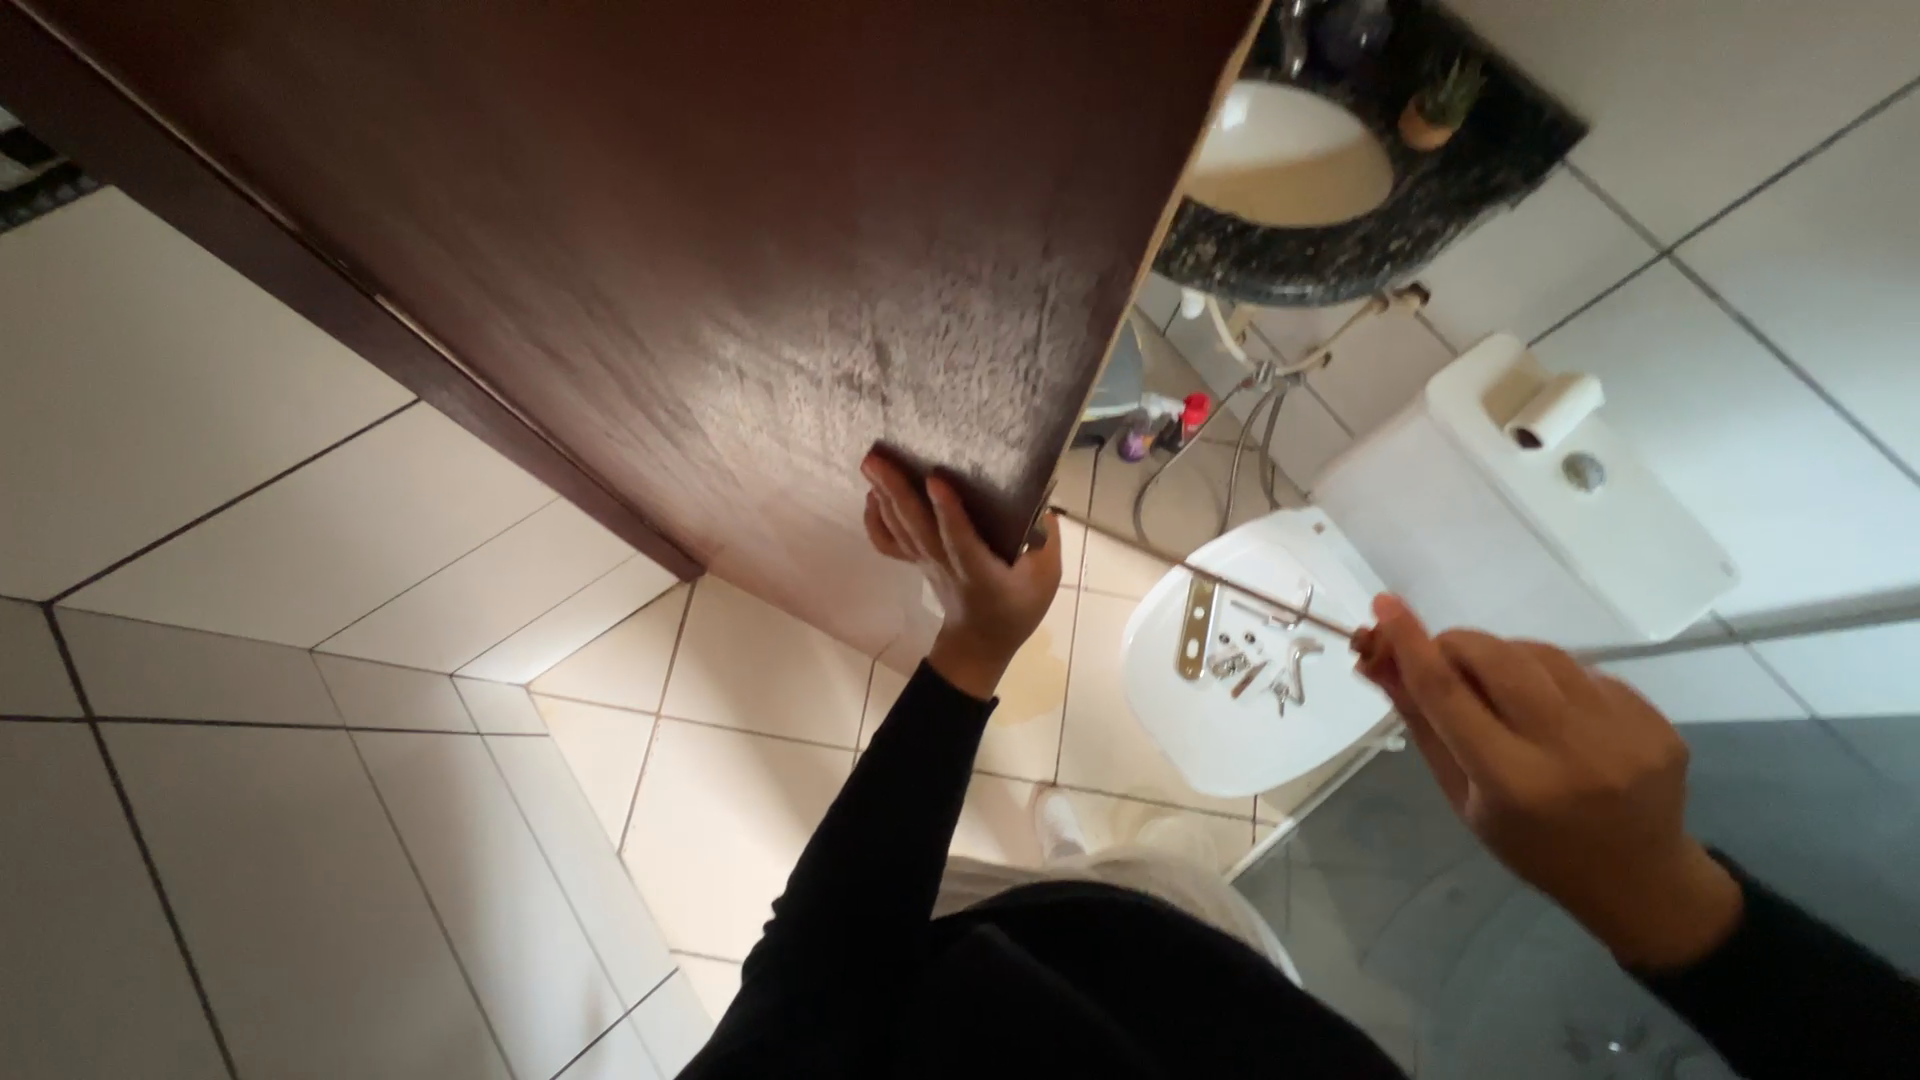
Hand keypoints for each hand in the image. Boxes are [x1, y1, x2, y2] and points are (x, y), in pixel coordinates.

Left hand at [861, 451, 1061, 699]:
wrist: (981, 643)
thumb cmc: (1015, 608)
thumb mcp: (1045, 579)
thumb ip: (1044, 541)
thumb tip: (1040, 502)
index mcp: (979, 570)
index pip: (959, 539)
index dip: (947, 510)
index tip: (935, 479)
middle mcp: (945, 563)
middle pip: (916, 526)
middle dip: (896, 491)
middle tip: (877, 459)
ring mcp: (925, 562)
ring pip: (899, 529)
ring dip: (883, 495)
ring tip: (872, 464)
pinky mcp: (916, 561)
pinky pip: (888, 543)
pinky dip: (875, 520)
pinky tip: (873, 495)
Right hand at [1354, 595, 1742, 971]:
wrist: (1639, 881)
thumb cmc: (1528, 842)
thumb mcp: (1459, 792)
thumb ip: (1420, 722)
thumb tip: (1376, 661)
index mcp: (1511, 780)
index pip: (1447, 693)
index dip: (1410, 643)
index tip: (1386, 604)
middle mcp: (1570, 751)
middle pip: (1497, 659)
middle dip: (1455, 643)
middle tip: (1439, 656)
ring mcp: (1622, 733)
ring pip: (1539, 654)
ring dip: (1501, 656)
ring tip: (1496, 689)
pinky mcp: (1655, 722)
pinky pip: (1581, 670)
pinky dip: (1547, 675)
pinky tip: (1548, 708)